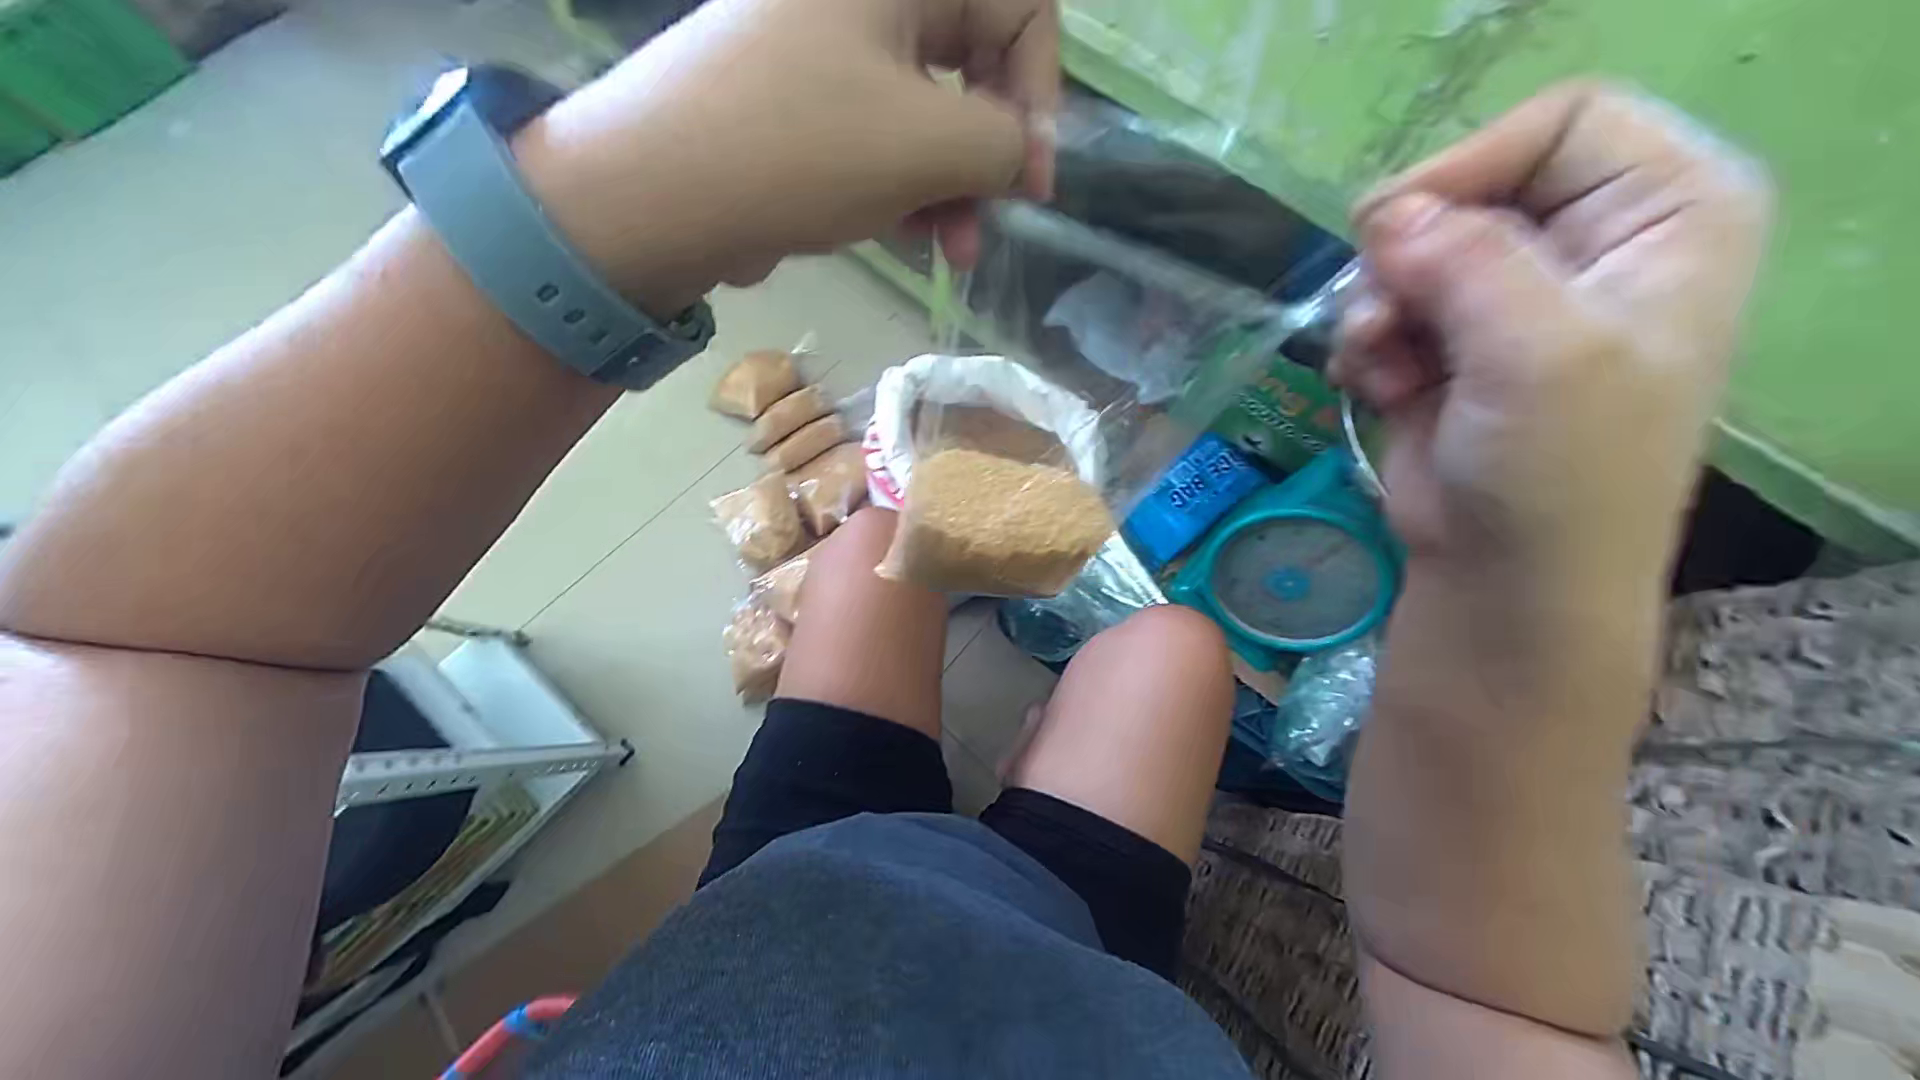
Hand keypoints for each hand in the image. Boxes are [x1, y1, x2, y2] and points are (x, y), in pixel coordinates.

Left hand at [514, 0, 1057, 313]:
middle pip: (972, 66)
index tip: (1032, 185)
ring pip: (927, 113)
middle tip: (988, 226)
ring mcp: (830, 50)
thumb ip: (1004, 144)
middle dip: (990, 156)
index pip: (1018, 9)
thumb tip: (1029, 157)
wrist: (660, 194)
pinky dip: (906, 188)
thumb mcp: (926, 144)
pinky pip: (882, 139)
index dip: (1040, 99)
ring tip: (948, 252)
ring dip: (950, 187)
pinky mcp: (807, 105)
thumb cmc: (802, 149)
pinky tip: (907, 236)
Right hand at [1329, 82, 1770, 586]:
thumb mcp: (1541, 356)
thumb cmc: (1560, 472)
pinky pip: (1379, 309)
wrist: (1505, 570)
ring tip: (1383, 367)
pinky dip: (1365, 346)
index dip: (1470, 167)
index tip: (1396, 231)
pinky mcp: (1442, 346)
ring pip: (1406, 255)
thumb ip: (1471, 265)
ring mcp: (1504, 300)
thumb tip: (1383, 215)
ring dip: (1376, 311)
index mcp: (1663, 215)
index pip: (1559, 124)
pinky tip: (1378, 388)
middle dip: (1407, 258)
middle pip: (1465, 192)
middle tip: (1385, 317)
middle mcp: (1582, 247)